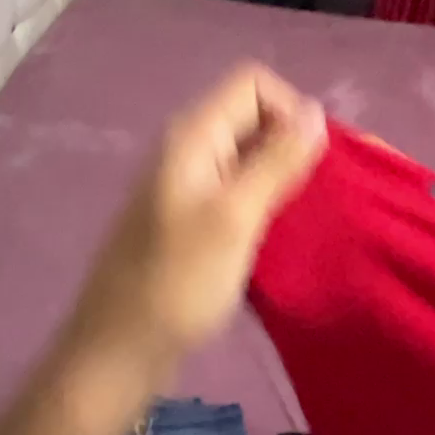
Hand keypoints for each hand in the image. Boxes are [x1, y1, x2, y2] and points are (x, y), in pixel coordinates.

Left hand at [72, 63, 326, 366]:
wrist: (118, 351)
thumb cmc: (176, 283)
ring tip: (303, 214)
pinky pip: (241, 184)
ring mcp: (190, 181)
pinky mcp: (194, 214)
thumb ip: (276, 160)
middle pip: (254, 113)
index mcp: (193, 135)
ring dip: (282, 172)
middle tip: (313, 192)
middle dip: (291, 141)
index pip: (253, 83)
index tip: (309, 162)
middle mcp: (190, 147)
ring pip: (250, 151)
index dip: (290, 110)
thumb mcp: (235, 218)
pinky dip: (266, 196)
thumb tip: (316, 110)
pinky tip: (279, 231)